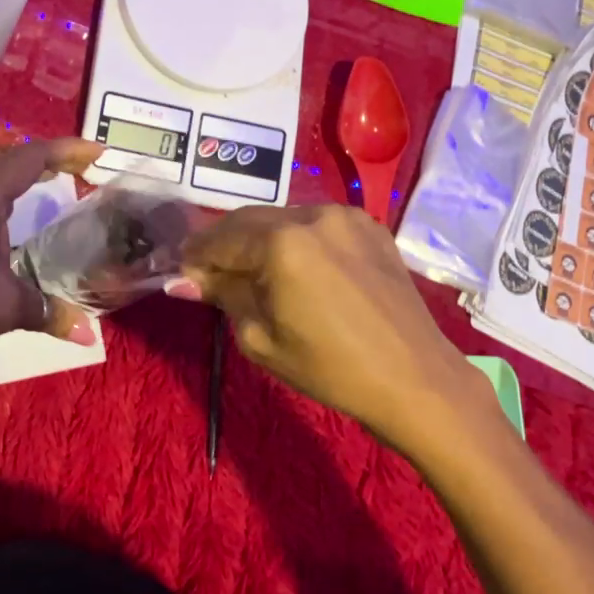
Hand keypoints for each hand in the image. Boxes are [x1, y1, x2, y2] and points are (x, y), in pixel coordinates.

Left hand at [0, 140, 102, 402]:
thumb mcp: (3, 309)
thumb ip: (48, 313)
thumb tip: (88, 334)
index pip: (29, 159)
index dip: (67, 150)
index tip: (100, 153)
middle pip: (13, 164)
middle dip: (52, 160)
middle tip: (89, 167)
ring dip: (29, 178)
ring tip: (64, 184)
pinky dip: (13, 201)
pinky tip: (25, 224)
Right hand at [171, 204, 492, 454]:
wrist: (414, 378)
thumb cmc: (330, 368)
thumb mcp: (260, 338)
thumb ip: (223, 296)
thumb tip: (182, 280)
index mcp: (281, 243)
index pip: (219, 239)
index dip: (194, 256)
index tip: (179, 274)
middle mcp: (312, 215)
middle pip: (248, 220)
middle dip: (223, 244)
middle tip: (206, 273)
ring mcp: (345, 216)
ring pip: (281, 218)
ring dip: (257, 240)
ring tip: (249, 273)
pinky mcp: (369, 226)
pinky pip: (314, 224)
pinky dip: (293, 240)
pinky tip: (292, 268)